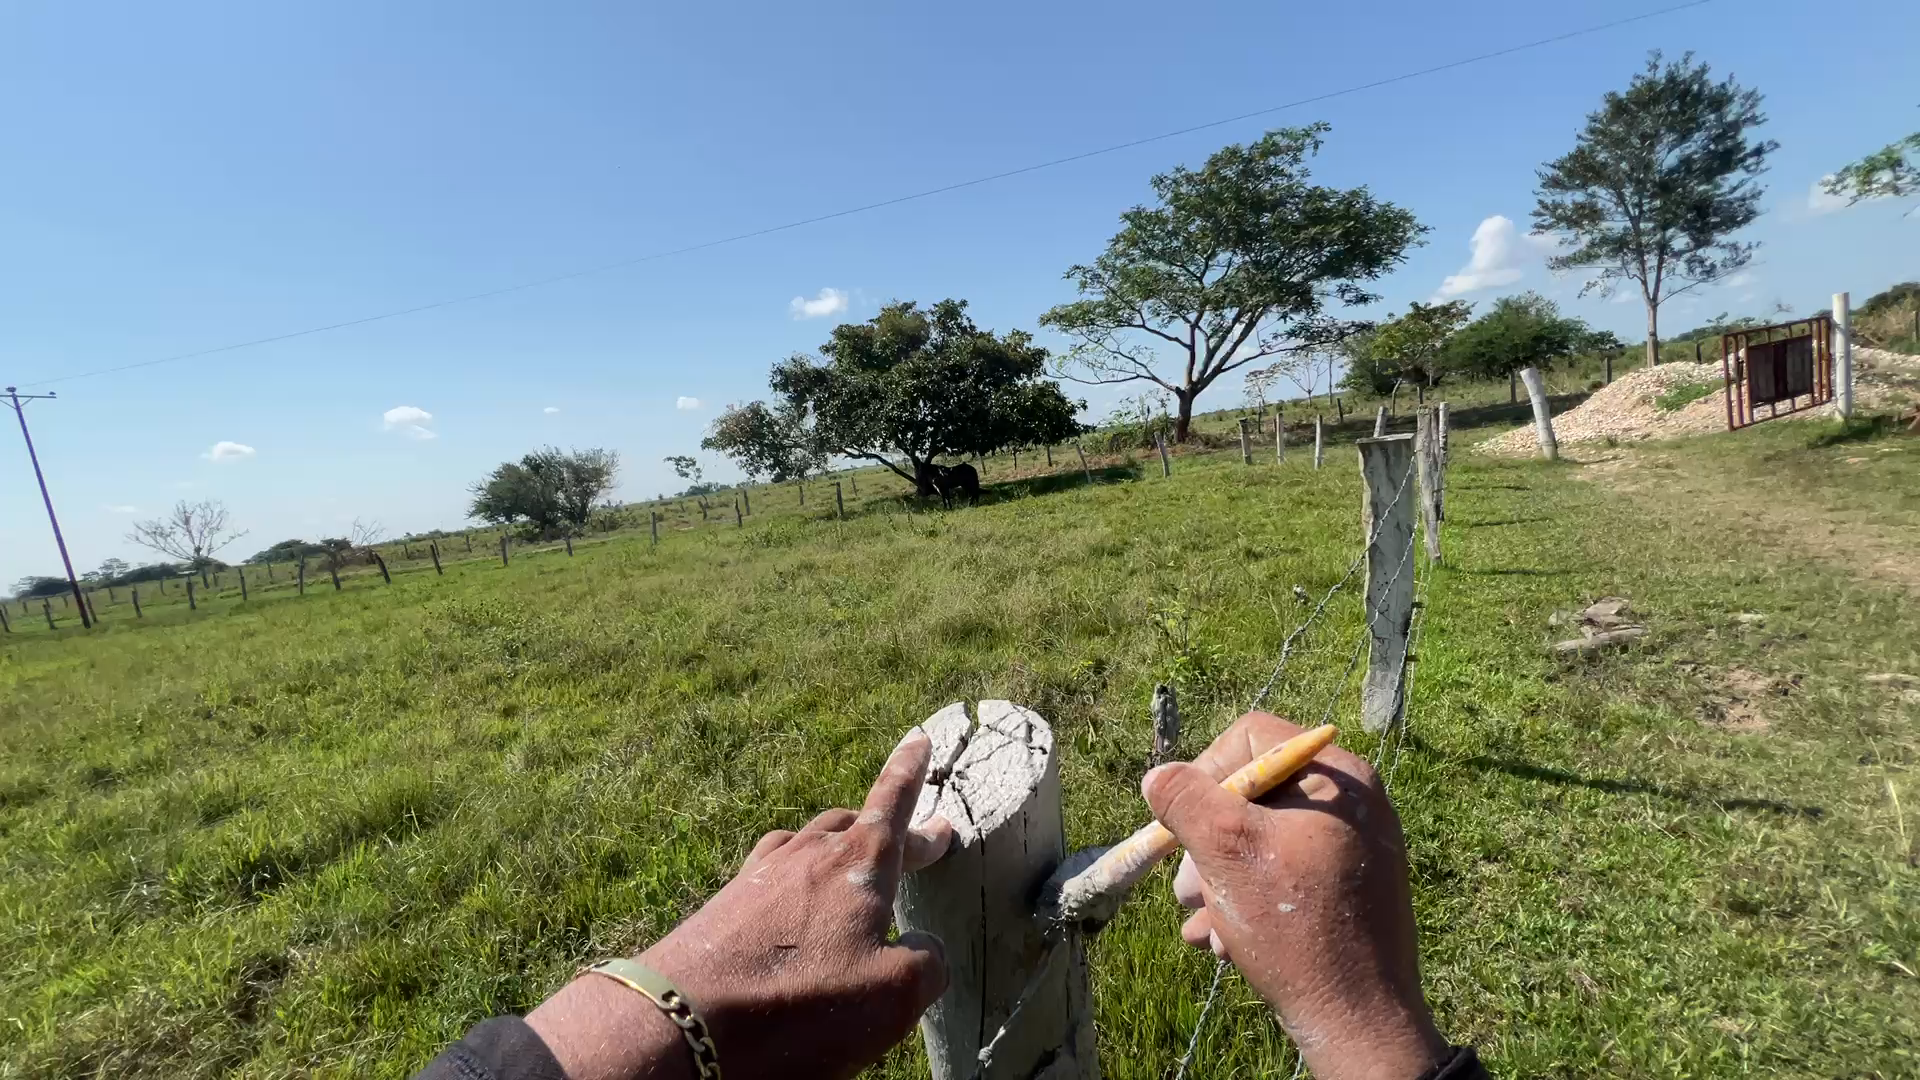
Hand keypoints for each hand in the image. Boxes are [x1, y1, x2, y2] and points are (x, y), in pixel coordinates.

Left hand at [528, 730, 954, 1079]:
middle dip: (890, 832)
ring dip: (842, 851)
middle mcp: (813, 850)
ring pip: (815, 840)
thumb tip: (926, 946)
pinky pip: (777, 867)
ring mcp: (767, 869)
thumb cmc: (799, 1005)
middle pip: (857, 823)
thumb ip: (927, 964)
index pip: (893, 799)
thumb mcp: (892, 997)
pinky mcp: (730, 897)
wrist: (680, 1024)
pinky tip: (792, 898)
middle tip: (917, 849)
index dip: (911, 769)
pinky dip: (800, 875)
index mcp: (859, 861)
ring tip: (852, 873)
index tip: (919, 738)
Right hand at [1144, 711, 1447, 1079]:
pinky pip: (1280, 872)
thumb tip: (1157, 777)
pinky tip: (1222, 939)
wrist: (1363, 1031)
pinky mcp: (1346, 888)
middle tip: (1187, 884)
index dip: (1205, 769)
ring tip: (1200, 918)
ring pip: (1258, 837)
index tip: (1182, 818)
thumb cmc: (1296, 927)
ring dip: (1217, 876)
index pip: (1250, 737)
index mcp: (1337, 777)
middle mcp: (1352, 803)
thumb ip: (1184, 798)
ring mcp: (1351, 847)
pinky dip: (1245, 898)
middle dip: (1206, 839)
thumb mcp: (1224, 848)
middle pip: (1250, 792)